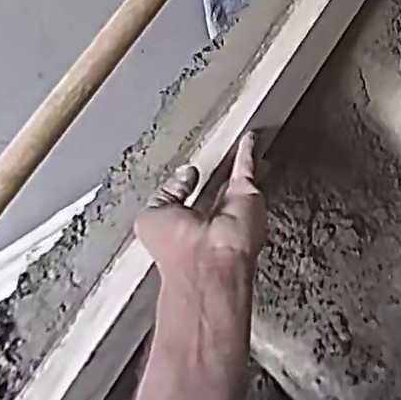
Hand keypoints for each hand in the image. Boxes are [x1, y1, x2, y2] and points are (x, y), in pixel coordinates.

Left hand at [136, 132, 267, 294]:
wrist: (208, 262)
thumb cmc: (175, 249)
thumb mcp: (151, 218)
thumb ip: (166, 192)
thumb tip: (187, 174)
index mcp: (183, 225)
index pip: (185, 200)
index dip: (185, 182)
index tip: (190, 170)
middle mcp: (209, 216)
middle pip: (212, 187)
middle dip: (216, 172)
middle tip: (219, 151)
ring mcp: (231, 205)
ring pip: (233, 175)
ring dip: (235, 159)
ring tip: (237, 141)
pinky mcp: (248, 195)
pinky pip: (247, 166)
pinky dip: (249, 151)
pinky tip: (250, 137)